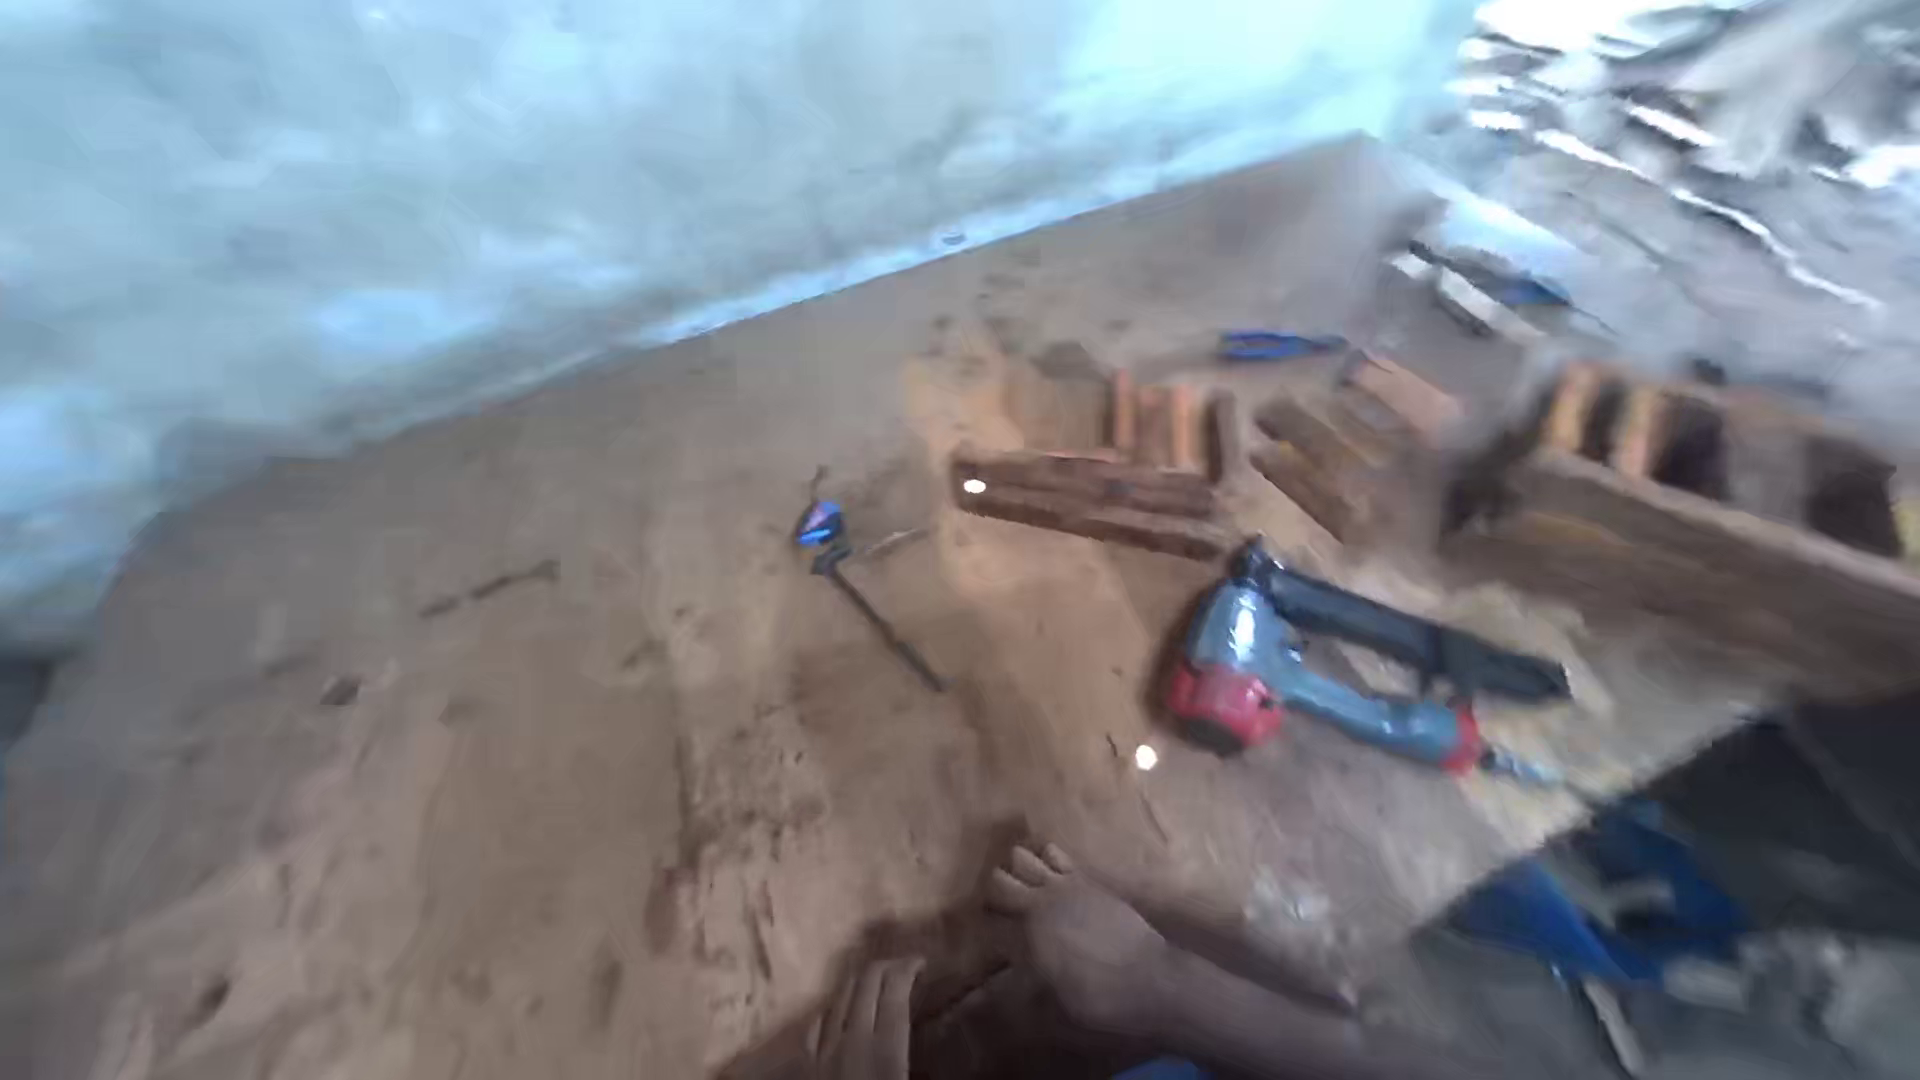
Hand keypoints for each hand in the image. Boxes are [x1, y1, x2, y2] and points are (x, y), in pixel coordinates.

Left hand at [808, 957, 922, 1079]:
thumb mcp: (906, 1079)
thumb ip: (917, 1050)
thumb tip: (937, 1029)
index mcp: (886, 1046)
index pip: (895, 986)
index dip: (909, 966)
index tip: (922, 962)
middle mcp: (854, 1038)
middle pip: (868, 980)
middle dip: (887, 965)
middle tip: (902, 968)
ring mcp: (825, 1049)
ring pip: (841, 993)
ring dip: (859, 981)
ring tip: (873, 983)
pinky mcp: (805, 1065)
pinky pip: (815, 1025)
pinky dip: (830, 1010)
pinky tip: (836, 1010)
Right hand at [988, 843, 1170, 1032]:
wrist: (1150, 977)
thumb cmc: (1102, 999)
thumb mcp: (1059, 1006)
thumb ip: (1027, 988)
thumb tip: (1005, 984)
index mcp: (1028, 939)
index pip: (989, 925)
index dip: (985, 932)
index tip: (989, 943)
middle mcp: (1038, 904)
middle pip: (996, 881)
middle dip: (993, 894)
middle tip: (1001, 912)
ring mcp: (1060, 884)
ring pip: (1020, 856)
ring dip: (1017, 871)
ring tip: (1024, 887)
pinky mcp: (1081, 876)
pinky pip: (1052, 852)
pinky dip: (1043, 859)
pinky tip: (1049, 875)